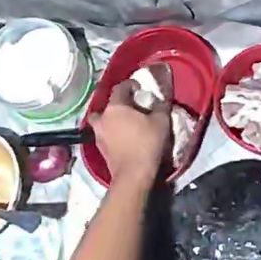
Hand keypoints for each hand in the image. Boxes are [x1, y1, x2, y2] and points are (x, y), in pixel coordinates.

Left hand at [87, 63, 171, 190]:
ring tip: (125, 124)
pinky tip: (123, 138)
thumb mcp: (161, 121)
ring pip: (102, 121)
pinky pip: (105, 135)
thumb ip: (161, 106)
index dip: (130, 85)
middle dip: (118, 104)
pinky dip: (112, 134)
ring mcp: (99, 135)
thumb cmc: (147, 143)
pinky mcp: (100, 149)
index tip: (140, 88)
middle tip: (132, 108)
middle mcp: (103, 118)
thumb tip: (161, 100)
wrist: (134, 174)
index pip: (120, 88)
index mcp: (115, 107)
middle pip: (108, 105)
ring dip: (111, 120)